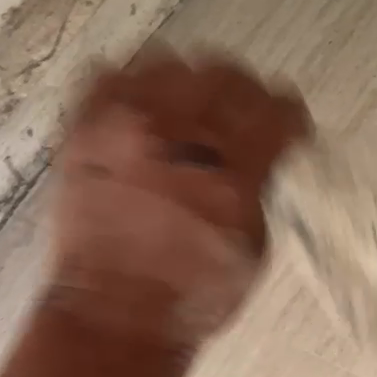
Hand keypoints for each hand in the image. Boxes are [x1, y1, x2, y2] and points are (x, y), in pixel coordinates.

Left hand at [47, 47, 311, 349]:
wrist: (116, 312)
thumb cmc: (195, 294)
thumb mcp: (253, 247)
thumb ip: (257, 191)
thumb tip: (258, 162)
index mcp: (232, 172)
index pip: (275, 112)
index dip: (291, 116)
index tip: (292, 128)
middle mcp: (179, 136)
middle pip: (226, 76)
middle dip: (247, 95)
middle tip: (249, 117)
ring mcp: (125, 125)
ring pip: (171, 64)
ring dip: (192, 85)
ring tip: (195, 113)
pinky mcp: (84, 128)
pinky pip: (112, 74)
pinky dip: (136, 85)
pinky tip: (147, 113)